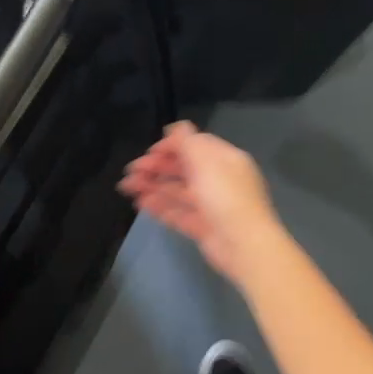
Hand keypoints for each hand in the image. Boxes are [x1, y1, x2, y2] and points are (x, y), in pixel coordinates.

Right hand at [118, 122, 283, 280]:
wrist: (245, 245)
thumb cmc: (225, 195)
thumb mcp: (206, 160)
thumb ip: (187, 141)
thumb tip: (175, 128)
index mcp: (224, 160)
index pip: (195, 146)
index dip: (171, 146)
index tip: (150, 151)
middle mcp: (218, 180)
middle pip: (183, 168)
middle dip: (156, 166)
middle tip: (132, 169)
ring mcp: (210, 205)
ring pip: (177, 191)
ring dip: (152, 186)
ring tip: (127, 186)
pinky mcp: (202, 227)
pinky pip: (177, 212)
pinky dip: (159, 206)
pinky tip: (140, 203)